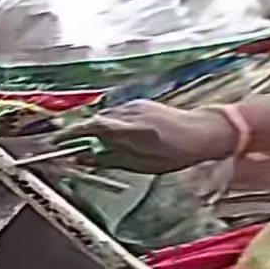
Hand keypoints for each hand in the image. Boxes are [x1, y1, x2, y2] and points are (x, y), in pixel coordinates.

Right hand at [57, 101, 238, 173]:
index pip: (88, 127)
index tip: (53, 143)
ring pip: (101, 117)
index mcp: (131, 130)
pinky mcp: (139, 103)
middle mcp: (131, 114)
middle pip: (91, 121)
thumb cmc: (180, 152)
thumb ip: (107, 160)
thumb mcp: (141, 164)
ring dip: (93, 128)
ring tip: (95, 141)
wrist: (216, 130)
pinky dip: (106, 122)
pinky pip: (112, 113)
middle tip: (71, 146)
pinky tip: (113, 132)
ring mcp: (135, 106)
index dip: (67, 134)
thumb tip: (80, 158)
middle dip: (78, 133)